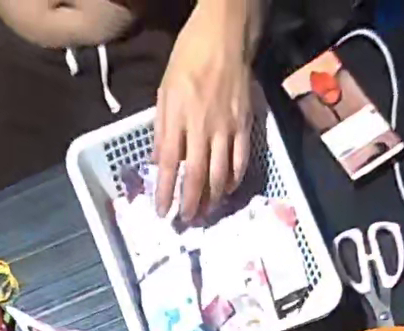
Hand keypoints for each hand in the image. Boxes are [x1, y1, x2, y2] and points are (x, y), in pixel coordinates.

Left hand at [153, 6, 254, 221]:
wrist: (225, 36)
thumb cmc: (189, 59)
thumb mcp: (165, 91)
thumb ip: (162, 130)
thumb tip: (158, 164)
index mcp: (178, 118)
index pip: (169, 165)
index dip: (165, 193)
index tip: (162, 213)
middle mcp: (202, 128)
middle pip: (195, 177)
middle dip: (189, 204)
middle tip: (186, 222)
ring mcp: (226, 129)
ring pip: (219, 176)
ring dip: (211, 200)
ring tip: (205, 213)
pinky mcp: (245, 127)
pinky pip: (240, 163)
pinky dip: (233, 182)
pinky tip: (227, 192)